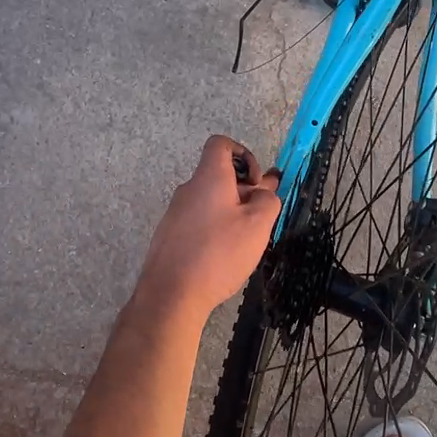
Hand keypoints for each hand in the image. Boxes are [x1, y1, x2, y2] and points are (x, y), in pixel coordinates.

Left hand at [135, 135, 282, 319]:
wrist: (171, 293)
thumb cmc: (218, 253)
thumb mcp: (256, 226)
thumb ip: (267, 201)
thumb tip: (264, 192)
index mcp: (209, 177)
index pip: (220, 144)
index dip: (243, 154)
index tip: (256, 182)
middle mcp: (189, 189)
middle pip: (218, 175)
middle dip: (243, 190)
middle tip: (262, 216)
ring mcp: (175, 212)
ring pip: (209, 200)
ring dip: (230, 211)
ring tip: (245, 240)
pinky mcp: (169, 235)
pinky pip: (197, 221)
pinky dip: (214, 228)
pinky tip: (223, 255)